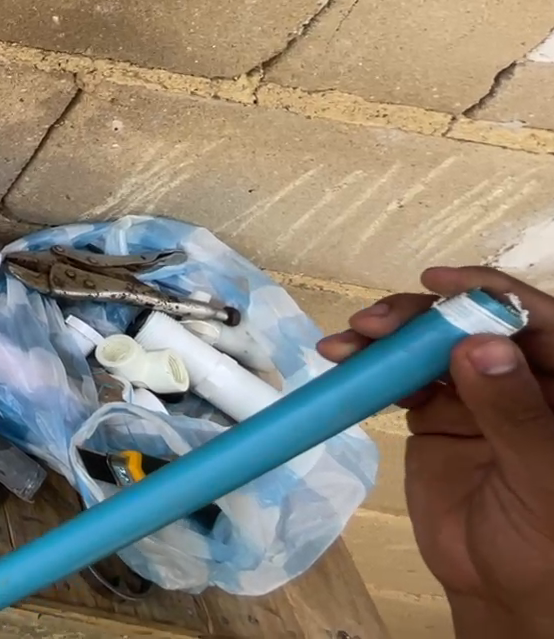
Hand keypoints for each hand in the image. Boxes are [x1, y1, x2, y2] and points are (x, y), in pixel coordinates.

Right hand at [317, 266, 553, 636]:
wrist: (505, 590)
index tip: (440, 283)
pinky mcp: (438, 412)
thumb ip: (517, 413)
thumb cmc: (551, 543)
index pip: (545, 327)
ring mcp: (481, 398)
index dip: (497, 296)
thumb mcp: (542, 479)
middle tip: (372, 323)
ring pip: (430, 344)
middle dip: (421, 317)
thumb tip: (478, 344)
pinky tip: (342, 362)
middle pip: (474, 327)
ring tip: (343, 345)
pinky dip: (367, 362)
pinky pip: (400, 373)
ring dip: (384, 337)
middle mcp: (529, 386)